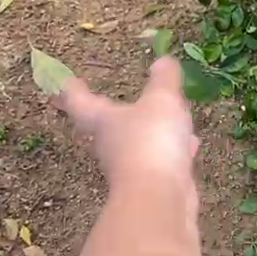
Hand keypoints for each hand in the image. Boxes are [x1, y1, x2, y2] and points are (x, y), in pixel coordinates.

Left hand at [57, 58, 199, 194]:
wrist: (159, 195)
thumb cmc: (150, 141)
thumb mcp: (161, 100)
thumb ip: (164, 80)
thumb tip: (163, 60)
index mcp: (105, 121)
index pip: (81, 102)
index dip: (73, 90)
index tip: (65, 81)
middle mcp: (113, 144)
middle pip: (108, 124)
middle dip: (114, 112)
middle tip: (115, 100)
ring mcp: (133, 165)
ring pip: (140, 140)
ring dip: (152, 129)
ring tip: (169, 117)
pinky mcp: (156, 179)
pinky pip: (164, 156)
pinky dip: (175, 146)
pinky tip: (191, 143)